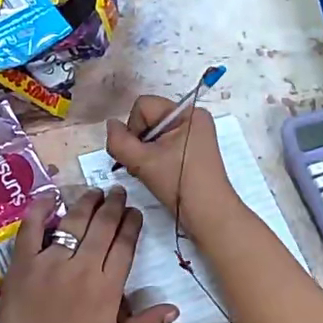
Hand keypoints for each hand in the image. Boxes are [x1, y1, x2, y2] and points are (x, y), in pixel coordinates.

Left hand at [0, 190, 176, 322]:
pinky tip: (50, 196)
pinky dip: (40, 208)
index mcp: (106, 289)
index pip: (125, 246)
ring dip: (87, 202)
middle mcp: (81, 267)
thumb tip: (174, 308)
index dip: (132, 225)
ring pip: (74, 221)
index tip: (135, 212)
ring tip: (95, 192)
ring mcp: (50, 261)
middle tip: (118, 192)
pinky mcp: (23, 261)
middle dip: (114, 205)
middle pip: (103, 227)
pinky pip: (31, 227)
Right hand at [105, 96, 239, 234]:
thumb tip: (111, 124)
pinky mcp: (193, 149)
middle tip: (142, 166)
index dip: (133, 128)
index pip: (143, 106)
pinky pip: (164, 143)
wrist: (210, 215)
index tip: (139, 154)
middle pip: (148, 118)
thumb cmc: (179, 184)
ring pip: (154, 133)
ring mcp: (195, 134)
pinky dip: (155, 156)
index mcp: (187, 113)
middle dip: (139, 141)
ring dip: (144, 151)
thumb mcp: (142, 162)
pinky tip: (157, 173)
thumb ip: (119, 141)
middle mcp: (193, 117)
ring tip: (150, 171)